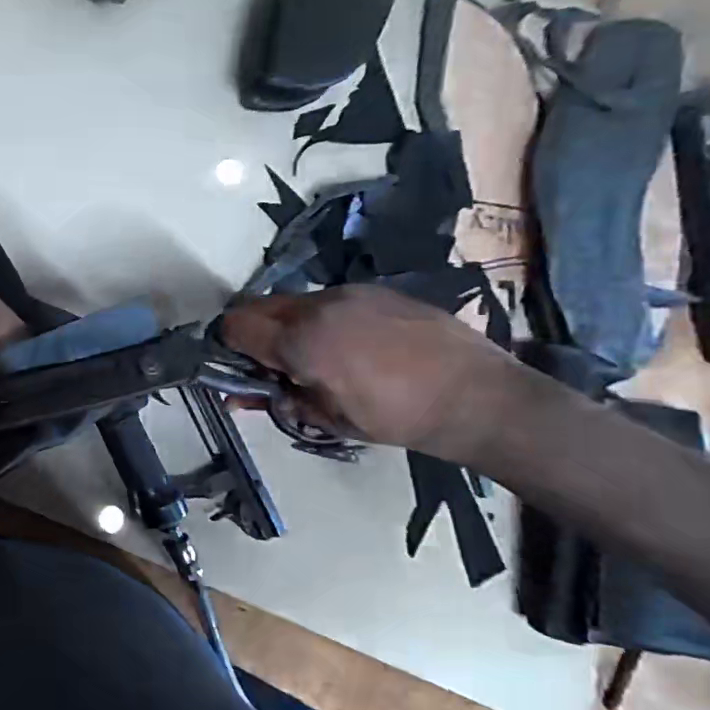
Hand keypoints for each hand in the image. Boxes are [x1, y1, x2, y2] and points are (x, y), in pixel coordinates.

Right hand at [219, 285, 520, 454]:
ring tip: (321, 355)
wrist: (480, 397)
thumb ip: (278, 400)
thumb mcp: (328, 419)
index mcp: (300, 340)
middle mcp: (315, 306)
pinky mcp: (373, 289)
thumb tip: (237, 397)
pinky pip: (327, 300)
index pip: (234, 325)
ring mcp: (346, 293)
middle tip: (274, 362)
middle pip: (256, 306)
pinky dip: (322, 318)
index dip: (229, 346)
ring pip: (292, 302)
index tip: (244, 366)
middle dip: (255, 332)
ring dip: (289, 324)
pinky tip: (355, 344)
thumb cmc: (397, 418)